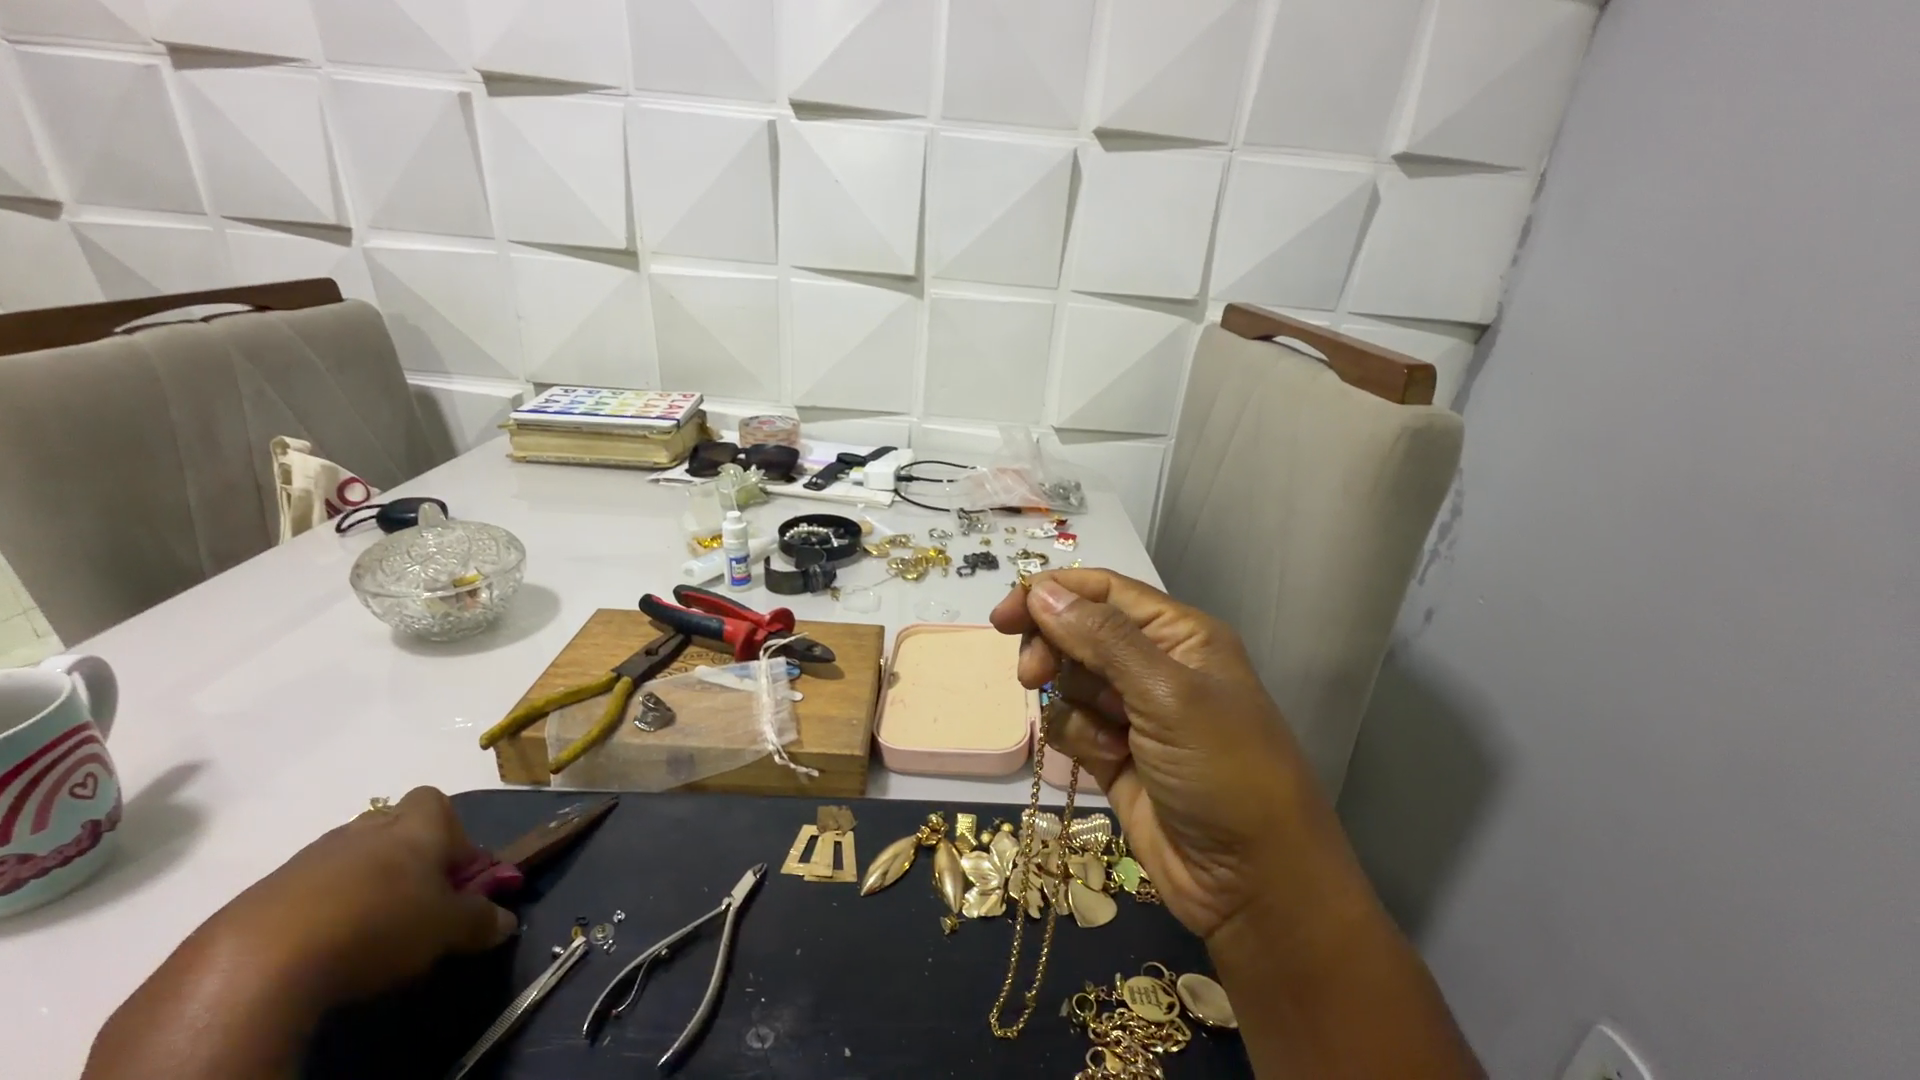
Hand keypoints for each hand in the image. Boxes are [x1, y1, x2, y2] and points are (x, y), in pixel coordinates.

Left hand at [210, 786, 516, 1007]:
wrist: (258, 963)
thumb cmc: (378, 927)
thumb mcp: (448, 930)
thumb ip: (481, 920)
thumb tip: (504, 920)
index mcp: (414, 828)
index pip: (437, 801)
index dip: (452, 833)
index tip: (456, 875)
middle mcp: (363, 830)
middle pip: (393, 827)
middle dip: (408, 858)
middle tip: (417, 904)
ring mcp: (309, 858)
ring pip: (350, 859)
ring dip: (364, 884)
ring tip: (369, 932)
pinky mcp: (264, 893)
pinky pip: (308, 890)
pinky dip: (322, 911)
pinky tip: (325, 949)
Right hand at [990, 570, 1360, 944]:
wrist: (1251, 880)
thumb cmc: (1224, 771)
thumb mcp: (1168, 694)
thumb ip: (1102, 639)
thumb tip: (1042, 591)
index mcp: (1180, 634)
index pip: (1104, 591)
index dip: (1052, 594)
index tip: (1003, 615)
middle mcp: (1155, 665)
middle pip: (1078, 632)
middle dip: (1053, 650)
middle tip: (1031, 674)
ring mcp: (1133, 713)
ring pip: (1070, 682)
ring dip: (1075, 704)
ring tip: (1104, 738)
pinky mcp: (1113, 755)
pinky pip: (1071, 725)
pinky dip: (1079, 740)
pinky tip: (1108, 762)